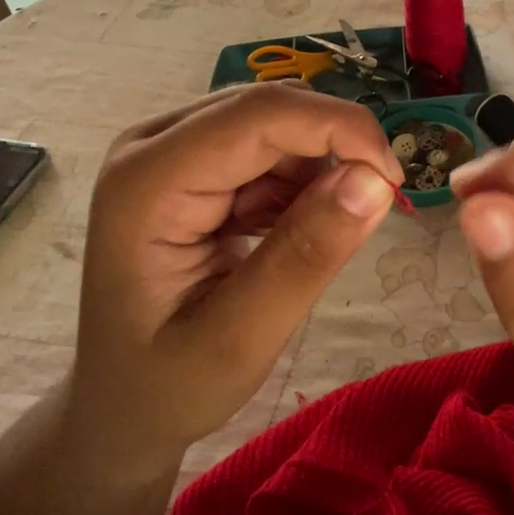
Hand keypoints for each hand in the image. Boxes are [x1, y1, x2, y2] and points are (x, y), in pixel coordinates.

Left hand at [66, 81, 401, 465]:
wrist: (119, 405)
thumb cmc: (169, 385)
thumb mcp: (243, 338)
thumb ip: (306, 256)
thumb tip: (376, 181)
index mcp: (147, 183)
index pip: (259, 115)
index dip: (338, 128)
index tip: (393, 180)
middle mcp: (153, 145)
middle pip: (269, 109)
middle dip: (334, 147)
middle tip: (371, 210)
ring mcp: (170, 149)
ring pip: (276, 122)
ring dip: (316, 170)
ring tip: (308, 243)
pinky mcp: (191, 162)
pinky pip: (267, 145)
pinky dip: (299, 182)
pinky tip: (286, 233)